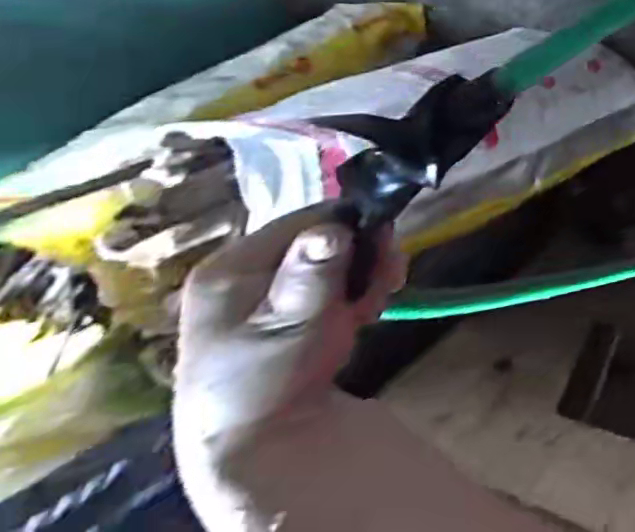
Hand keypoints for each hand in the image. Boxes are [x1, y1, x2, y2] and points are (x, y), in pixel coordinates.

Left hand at [174, 204, 403, 528]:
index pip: (311, 216)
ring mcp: (270, 284)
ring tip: (373, 304)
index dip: (355, 228)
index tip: (383, 255)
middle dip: (367, 255)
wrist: (261, 436)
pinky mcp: (292, 300)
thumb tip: (331, 229)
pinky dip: (360, 288)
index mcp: (232, 264)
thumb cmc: (269, 376)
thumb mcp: (293, 323)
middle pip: (330, 232)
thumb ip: (312, 275)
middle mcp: (248, 265)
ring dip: (370, 273)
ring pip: (343, 253)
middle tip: (384, 284)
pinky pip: (340, 274)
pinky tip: (364, 311)